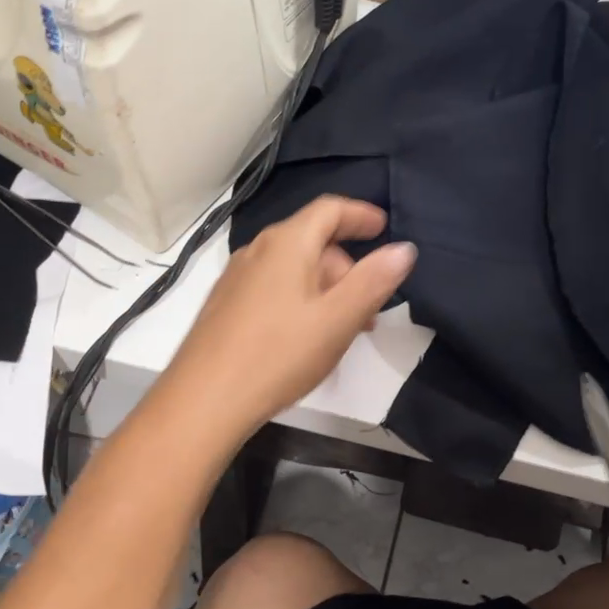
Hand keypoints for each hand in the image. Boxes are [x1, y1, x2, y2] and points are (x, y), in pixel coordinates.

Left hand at [158, 196, 415, 438]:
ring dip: (326, 288)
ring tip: (344, 329)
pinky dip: (300, 299)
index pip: (330, 209)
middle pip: (312, 240)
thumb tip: (404, 248)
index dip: (361, 214)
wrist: (204, 399)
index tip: (385, 228)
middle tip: (371, 304)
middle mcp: (257, 250)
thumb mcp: (338, 319)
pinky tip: (306, 338)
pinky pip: (273, 287)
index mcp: (287, 243)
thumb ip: (374, 281)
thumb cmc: (278, 354)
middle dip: (348, 265)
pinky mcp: (225, 305)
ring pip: (293, 267)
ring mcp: (236, 278)